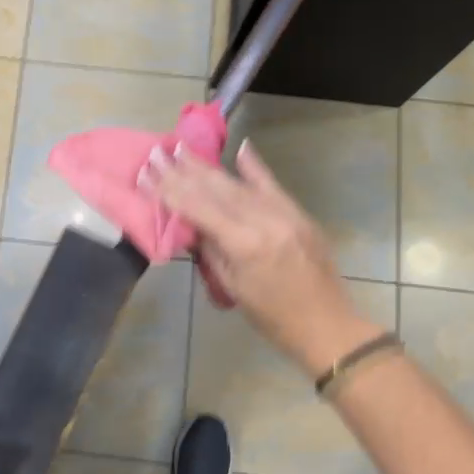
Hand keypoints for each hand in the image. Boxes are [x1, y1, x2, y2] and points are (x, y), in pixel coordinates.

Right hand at [146, 139, 385, 373]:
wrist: (327, 325)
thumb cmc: (272, 317)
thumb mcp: (233, 286)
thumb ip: (212, 249)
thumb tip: (191, 223)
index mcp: (245, 244)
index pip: (199, 209)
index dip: (170, 190)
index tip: (147, 173)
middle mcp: (265, 220)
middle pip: (217, 189)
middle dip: (184, 171)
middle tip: (159, 153)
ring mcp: (285, 214)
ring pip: (240, 185)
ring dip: (209, 167)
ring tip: (183, 150)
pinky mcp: (299, 214)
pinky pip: (273, 186)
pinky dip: (255, 168)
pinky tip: (241, 149)